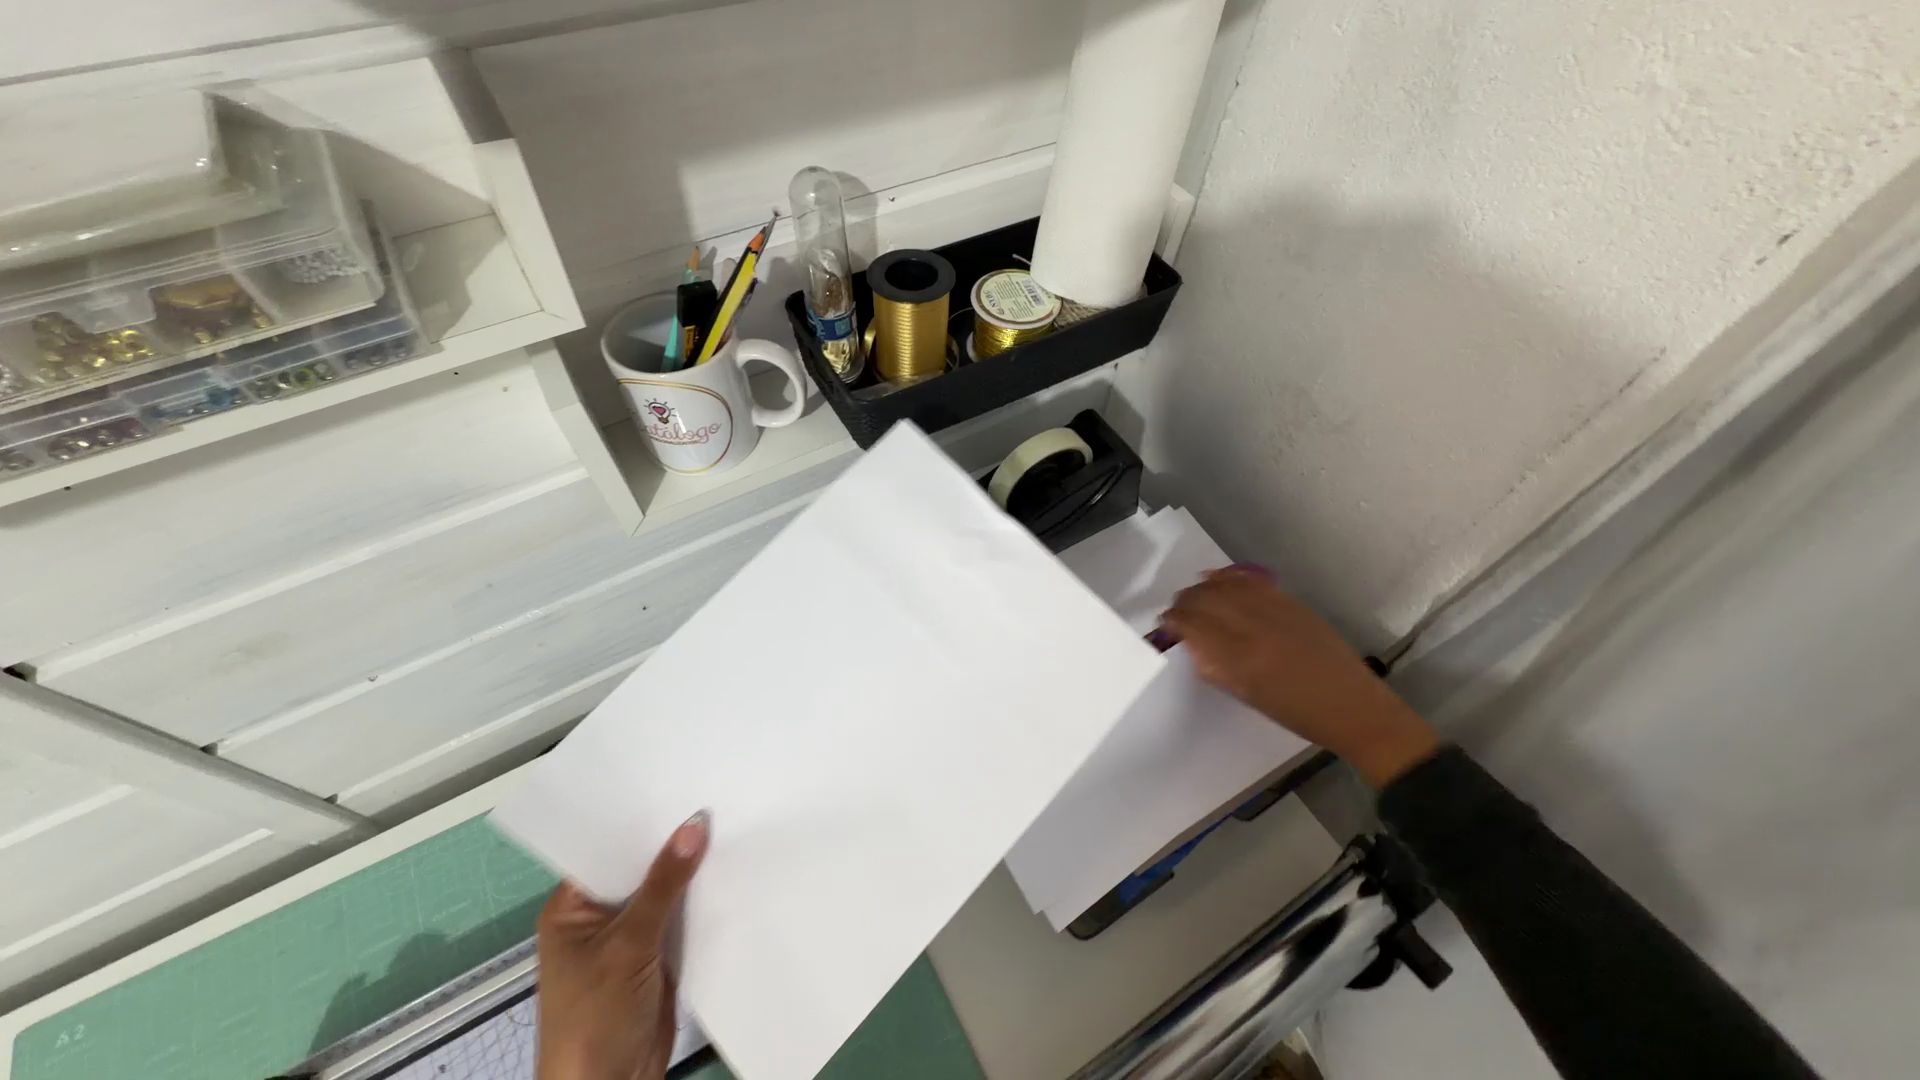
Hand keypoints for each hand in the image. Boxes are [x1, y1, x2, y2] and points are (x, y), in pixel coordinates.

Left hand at [536, 813, 709, 1079]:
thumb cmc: (595, 1017)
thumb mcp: (628, 944)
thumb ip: (664, 884)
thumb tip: (695, 824)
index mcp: (571, 908)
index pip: (607, 850)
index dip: (642, 821)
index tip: (680, 785)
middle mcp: (599, 917)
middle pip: (640, 869)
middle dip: (673, 844)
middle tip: (716, 797)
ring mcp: (630, 938)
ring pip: (665, 893)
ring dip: (692, 872)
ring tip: (733, 822)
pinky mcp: (658, 956)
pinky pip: (681, 918)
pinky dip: (703, 901)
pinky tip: (732, 872)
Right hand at [1160, 567, 1439, 786]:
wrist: (1352, 707)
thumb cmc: (1296, 713)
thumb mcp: (1246, 695)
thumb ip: (1215, 666)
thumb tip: (1191, 642)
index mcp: (1239, 659)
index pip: (1192, 625)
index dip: (1173, 621)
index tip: (1166, 626)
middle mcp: (1254, 628)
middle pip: (1204, 599)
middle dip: (1184, 602)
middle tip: (1177, 613)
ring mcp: (1275, 611)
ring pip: (1225, 585)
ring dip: (1203, 588)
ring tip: (1194, 596)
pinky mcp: (1291, 603)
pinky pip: (1251, 580)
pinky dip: (1229, 577)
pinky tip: (1219, 580)